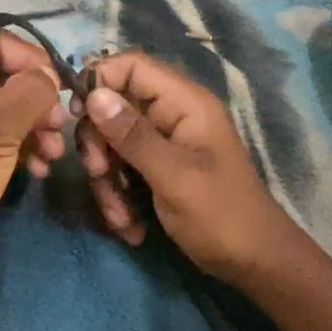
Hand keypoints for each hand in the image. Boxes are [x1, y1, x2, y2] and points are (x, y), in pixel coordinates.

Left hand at [0, 32, 67, 269]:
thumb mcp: (0, 127)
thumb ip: (31, 92)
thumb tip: (51, 76)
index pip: (0, 43)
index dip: (33, 60)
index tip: (60, 87)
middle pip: (9, 76)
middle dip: (39, 101)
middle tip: (59, 126)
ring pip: (12, 107)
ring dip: (38, 127)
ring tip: (53, 153)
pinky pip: (6, 133)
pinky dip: (26, 146)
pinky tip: (41, 168)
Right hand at [74, 52, 301, 277]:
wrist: (254, 264)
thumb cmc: (222, 216)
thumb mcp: (173, 176)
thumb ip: (132, 135)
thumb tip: (93, 95)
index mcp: (184, 103)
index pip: (131, 66)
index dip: (98, 82)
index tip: (76, 116)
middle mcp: (171, 116)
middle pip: (113, 108)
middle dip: (98, 145)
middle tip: (98, 173)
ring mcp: (163, 145)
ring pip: (111, 145)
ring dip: (107, 182)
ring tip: (121, 218)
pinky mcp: (156, 171)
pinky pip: (122, 171)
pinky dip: (119, 197)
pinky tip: (130, 226)